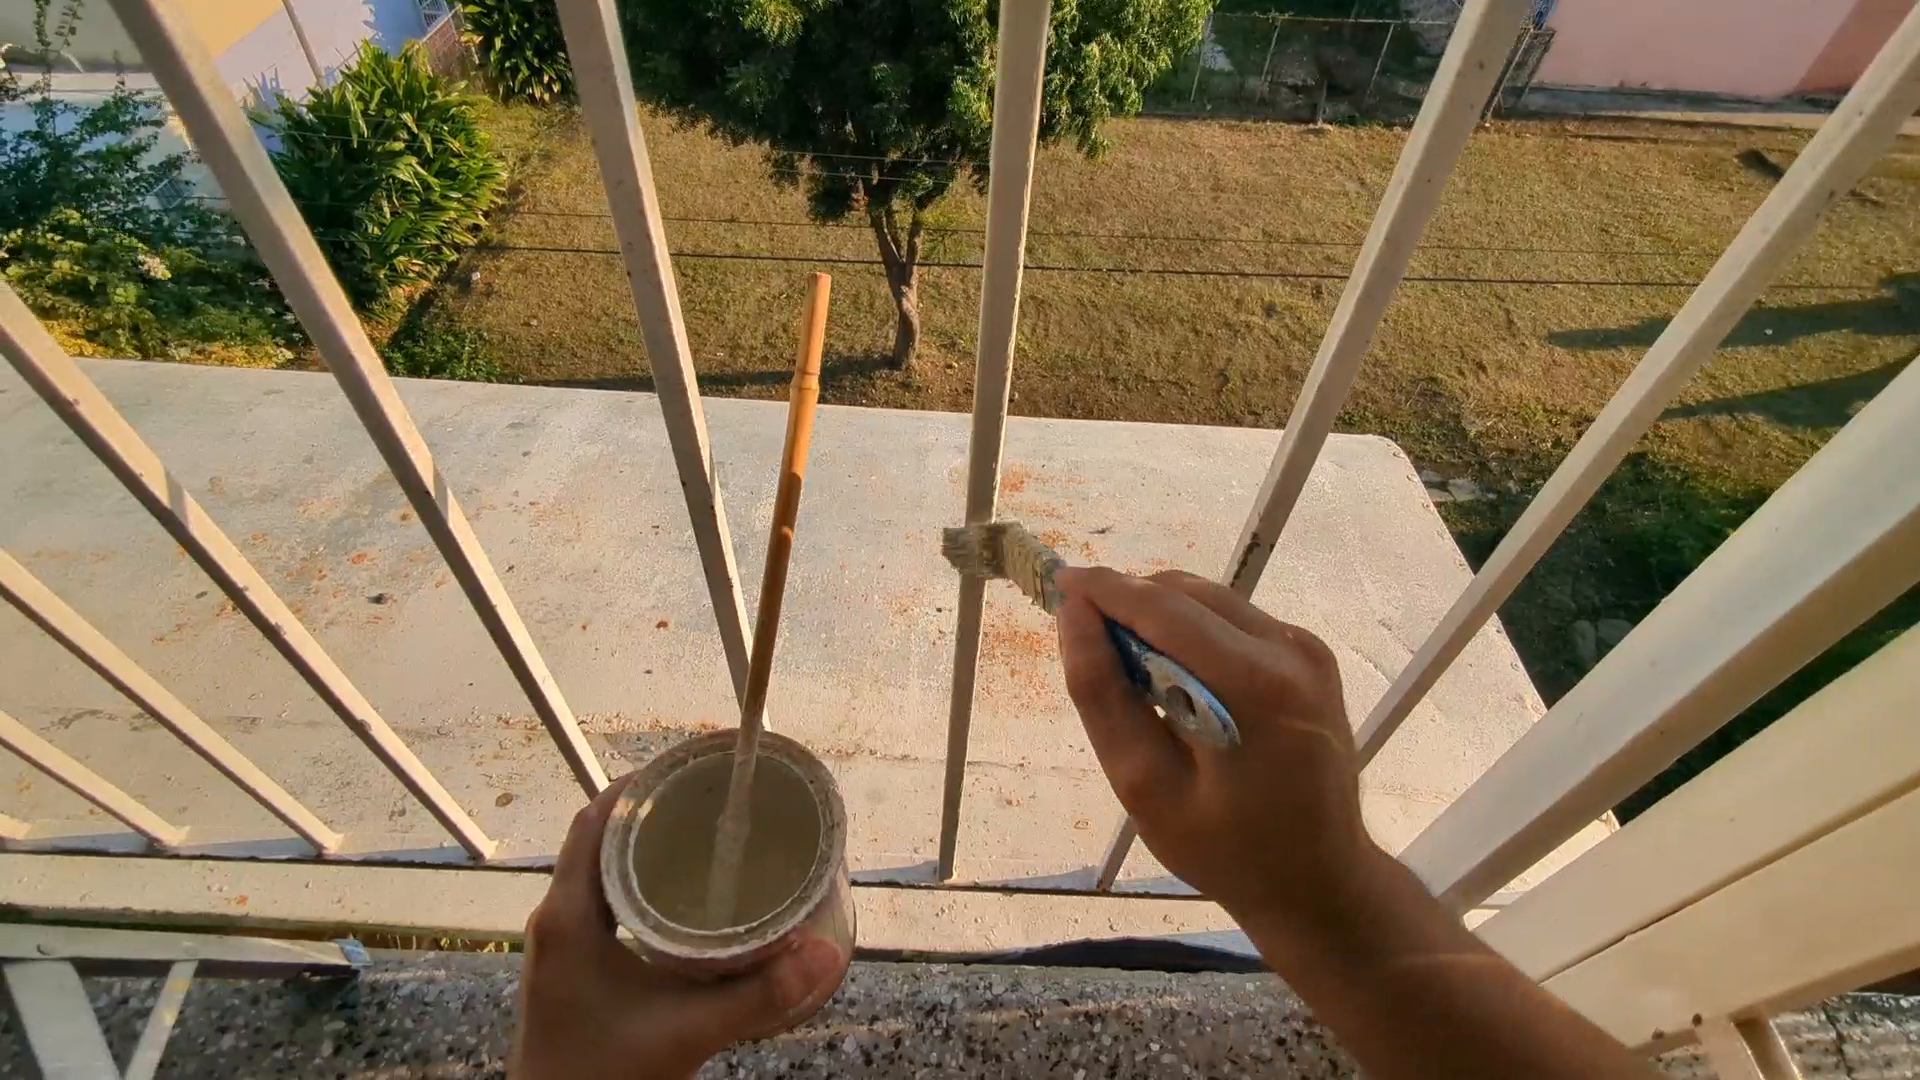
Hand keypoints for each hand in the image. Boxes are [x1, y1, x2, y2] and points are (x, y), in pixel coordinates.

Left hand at [511, 774, 849, 1079]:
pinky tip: (683, 885)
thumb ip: (759, 994)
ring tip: (707, 827)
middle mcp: (560, 915)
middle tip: (715, 794)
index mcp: (572, 914)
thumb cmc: (605, 1079)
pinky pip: (605, 891)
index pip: (596, 820)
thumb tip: (827, 953)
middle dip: (654, 805)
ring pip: (602, 862)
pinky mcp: (574, 960)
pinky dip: (639, 871)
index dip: (639, 783)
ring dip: (645, 837)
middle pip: (602, 833)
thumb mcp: (688, 1033)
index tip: (692, 766)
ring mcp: (563, 940)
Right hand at [1055, 567, 1382, 942]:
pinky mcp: (1308, 655)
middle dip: (1128, 602)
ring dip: (1157, 615)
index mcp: (1255, 684)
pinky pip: (1230, 618)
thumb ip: (1101, 693)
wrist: (1322, 882)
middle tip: (1087, 639)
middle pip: (1186, 594)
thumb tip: (1073, 615)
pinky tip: (1172, 674)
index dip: (1104, 589)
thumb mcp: (1143, 784)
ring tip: (1126, 663)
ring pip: (1207, 599)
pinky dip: (1188, 629)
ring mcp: (1306, 649)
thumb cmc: (1226, 849)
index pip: (1163, 608)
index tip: (1057, 583)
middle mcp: (1290, 650)